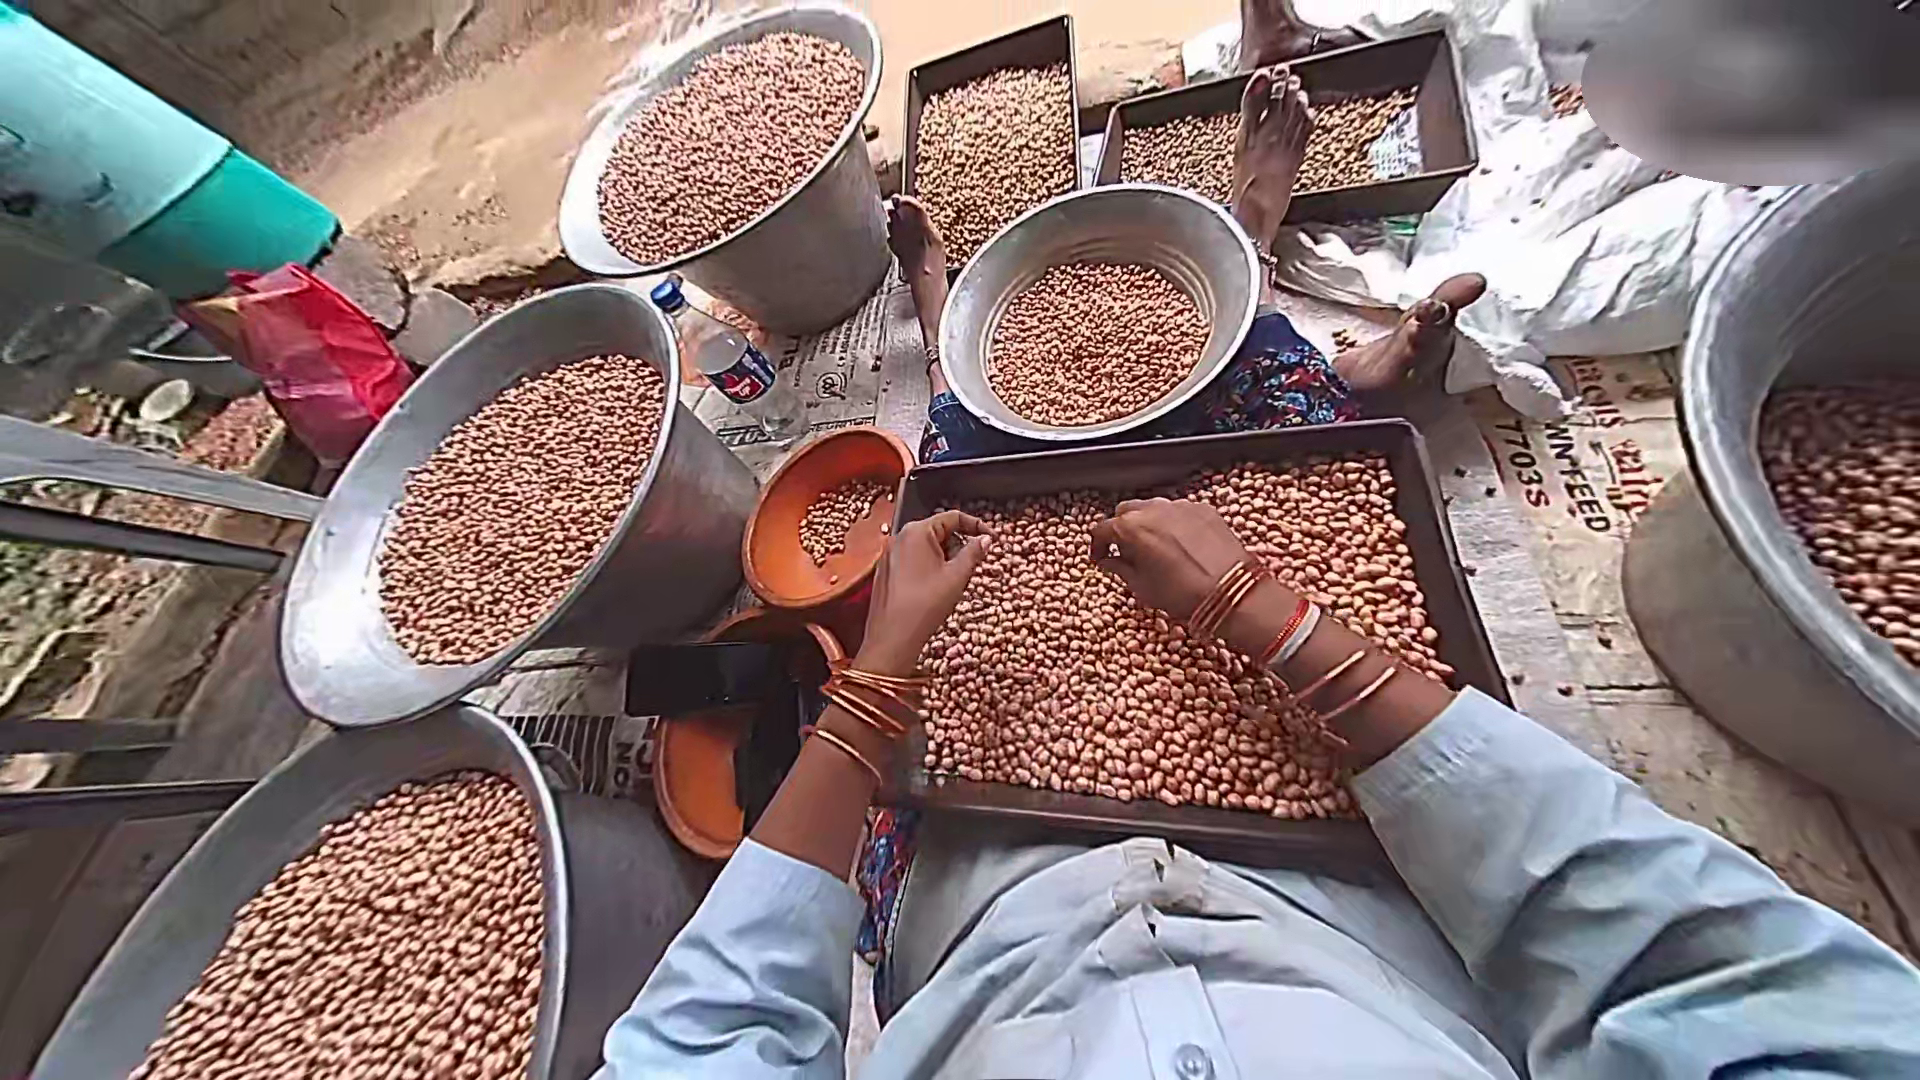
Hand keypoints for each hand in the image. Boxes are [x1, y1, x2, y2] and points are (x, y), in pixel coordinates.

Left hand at [855, 510, 991, 675]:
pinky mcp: (886, 571)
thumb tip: (986, 539)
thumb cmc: (925, 605)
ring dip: (945, 558)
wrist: (893, 637)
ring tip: (953, 580)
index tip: (991, 538)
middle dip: (959, 545)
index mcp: (917, 532)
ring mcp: (890, 554)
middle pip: (938, 530)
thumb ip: (974, 552)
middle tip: (973, 565)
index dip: (976, 525)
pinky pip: (913, 560)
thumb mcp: (957, 576)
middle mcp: (900, 538)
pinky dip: (929, 567)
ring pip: (926, 547)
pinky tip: (935, 588)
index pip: (952, 517)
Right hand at [1089, 498, 1257, 622]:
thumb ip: (1120, 568)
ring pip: (1153, 508)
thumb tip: (1110, 561)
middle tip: (1125, 550)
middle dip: (1121, 529)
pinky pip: (1179, 511)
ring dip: (1147, 523)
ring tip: (1153, 546)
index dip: (1097, 545)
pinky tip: (1179, 544)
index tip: (1100, 557)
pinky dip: (1173, 523)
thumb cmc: (1183, 593)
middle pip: (1125, 512)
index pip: (1102, 529)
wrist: (1232, 593)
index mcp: (1130, 528)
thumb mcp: (1141, 586)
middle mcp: (1153, 510)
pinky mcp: (1203, 509)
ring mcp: (1180, 507)